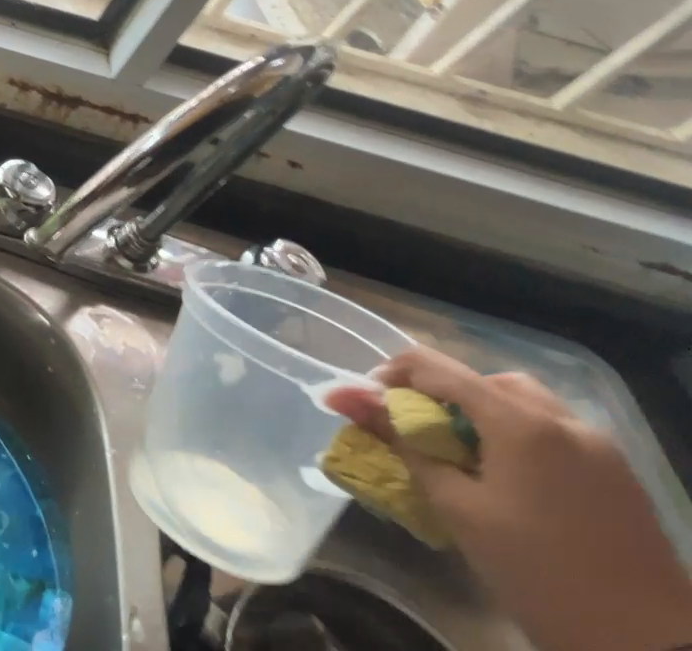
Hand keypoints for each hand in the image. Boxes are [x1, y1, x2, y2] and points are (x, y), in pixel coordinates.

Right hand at [328, 347, 691, 650]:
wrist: (647, 643)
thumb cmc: (536, 570)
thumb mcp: (454, 505)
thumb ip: (401, 442)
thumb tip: (342, 397)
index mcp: (522, 423)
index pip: (438, 367)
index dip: (392, 376)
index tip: (368, 406)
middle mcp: (565, 420)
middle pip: (485, 380)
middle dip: (440, 395)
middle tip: (414, 434)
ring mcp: (599, 447)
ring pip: (523, 403)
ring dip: (480, 414)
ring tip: (459, 457)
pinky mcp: (616, 473)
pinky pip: (553, 431)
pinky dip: (515, 435)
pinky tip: (503, 479)